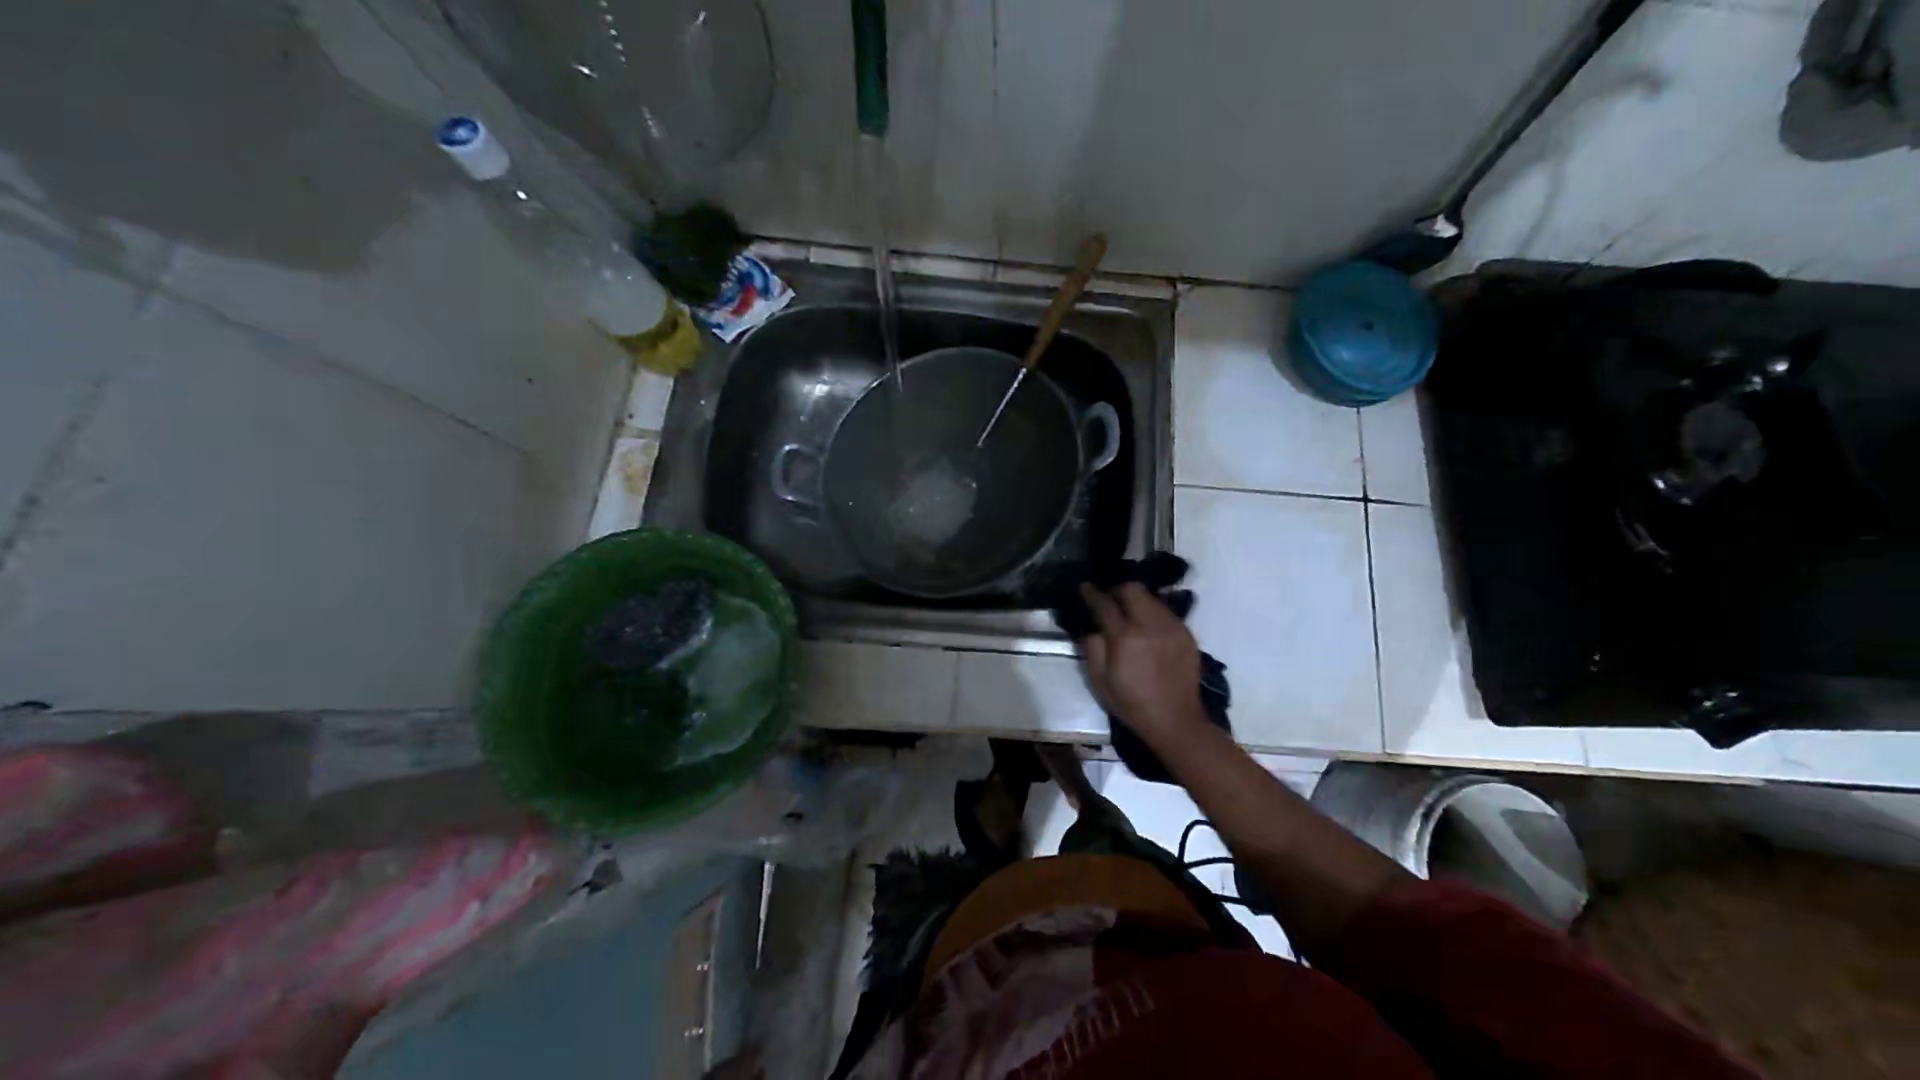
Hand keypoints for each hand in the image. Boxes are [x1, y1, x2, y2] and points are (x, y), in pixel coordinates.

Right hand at [1079, 583, 1208, 744]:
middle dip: (1118, 590)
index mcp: (1125, 637)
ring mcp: (1172, 627)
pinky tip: (1149, 628)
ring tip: (1130, 612)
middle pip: (1132, 589)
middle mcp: (1150, 624)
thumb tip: (1094, 628)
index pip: (1105, 604)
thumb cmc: (1132, 704)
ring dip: (1137, 600)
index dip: (1092, 593)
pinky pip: (1166, 612)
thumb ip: (1093, 648)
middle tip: (1110, 599)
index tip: (1085, 587)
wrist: (1175, 720)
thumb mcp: (1100, 681)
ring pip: (1152, 597)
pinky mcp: (1187, 633)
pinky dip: (1153, 613)